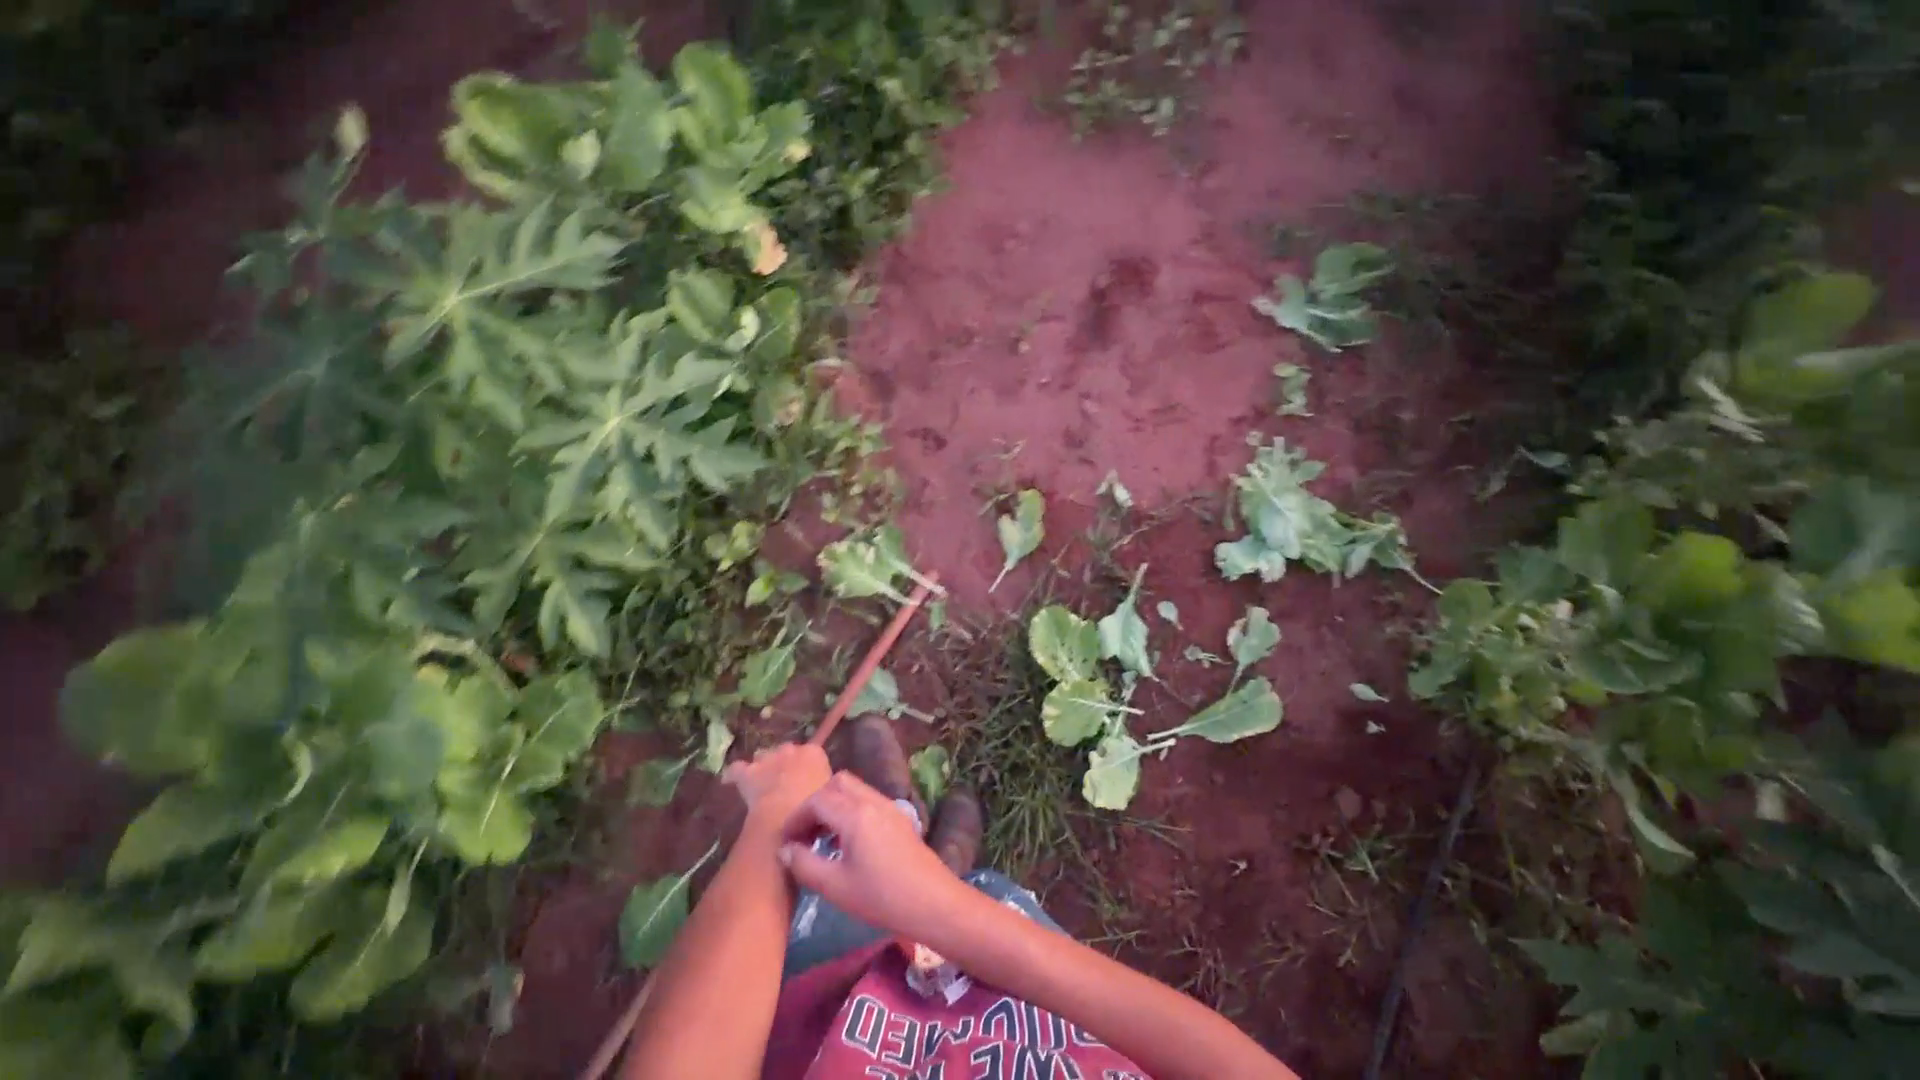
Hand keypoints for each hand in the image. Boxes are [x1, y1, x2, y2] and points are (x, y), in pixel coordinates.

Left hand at [722, 742, 829, 829]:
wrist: (785, 816)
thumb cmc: (814, 808)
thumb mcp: (830, 795)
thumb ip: (825, 785)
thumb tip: (822, 789)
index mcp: (813, 753)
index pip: (810, 753)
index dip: (806, 766)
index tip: (806, 779)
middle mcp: (790, 749)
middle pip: (786, 751)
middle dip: (784, 764)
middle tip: (785, 783)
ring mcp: (767, 759)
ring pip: (762, 756)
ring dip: (763, 767)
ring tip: (763, 784)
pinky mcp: (747, 773)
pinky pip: (736, 769)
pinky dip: (734, 774)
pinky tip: (731, 781)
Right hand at [777, 771, 971, 939]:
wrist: (933, 904)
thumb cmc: (881, 897)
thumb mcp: (835, 886)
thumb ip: (804, 864)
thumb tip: (786, 849)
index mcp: (855, 814)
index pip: (816, 800)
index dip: (796, 818)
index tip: (785, 842)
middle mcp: (873, 802)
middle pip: (837, 784)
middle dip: (815, 803)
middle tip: (804, 834)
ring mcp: (890, 808)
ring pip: (855, 790)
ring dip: (834, 806)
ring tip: (822, 841)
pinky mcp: (900, 820)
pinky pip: (869, 802)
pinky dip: (851, 812)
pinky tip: (847, 844)